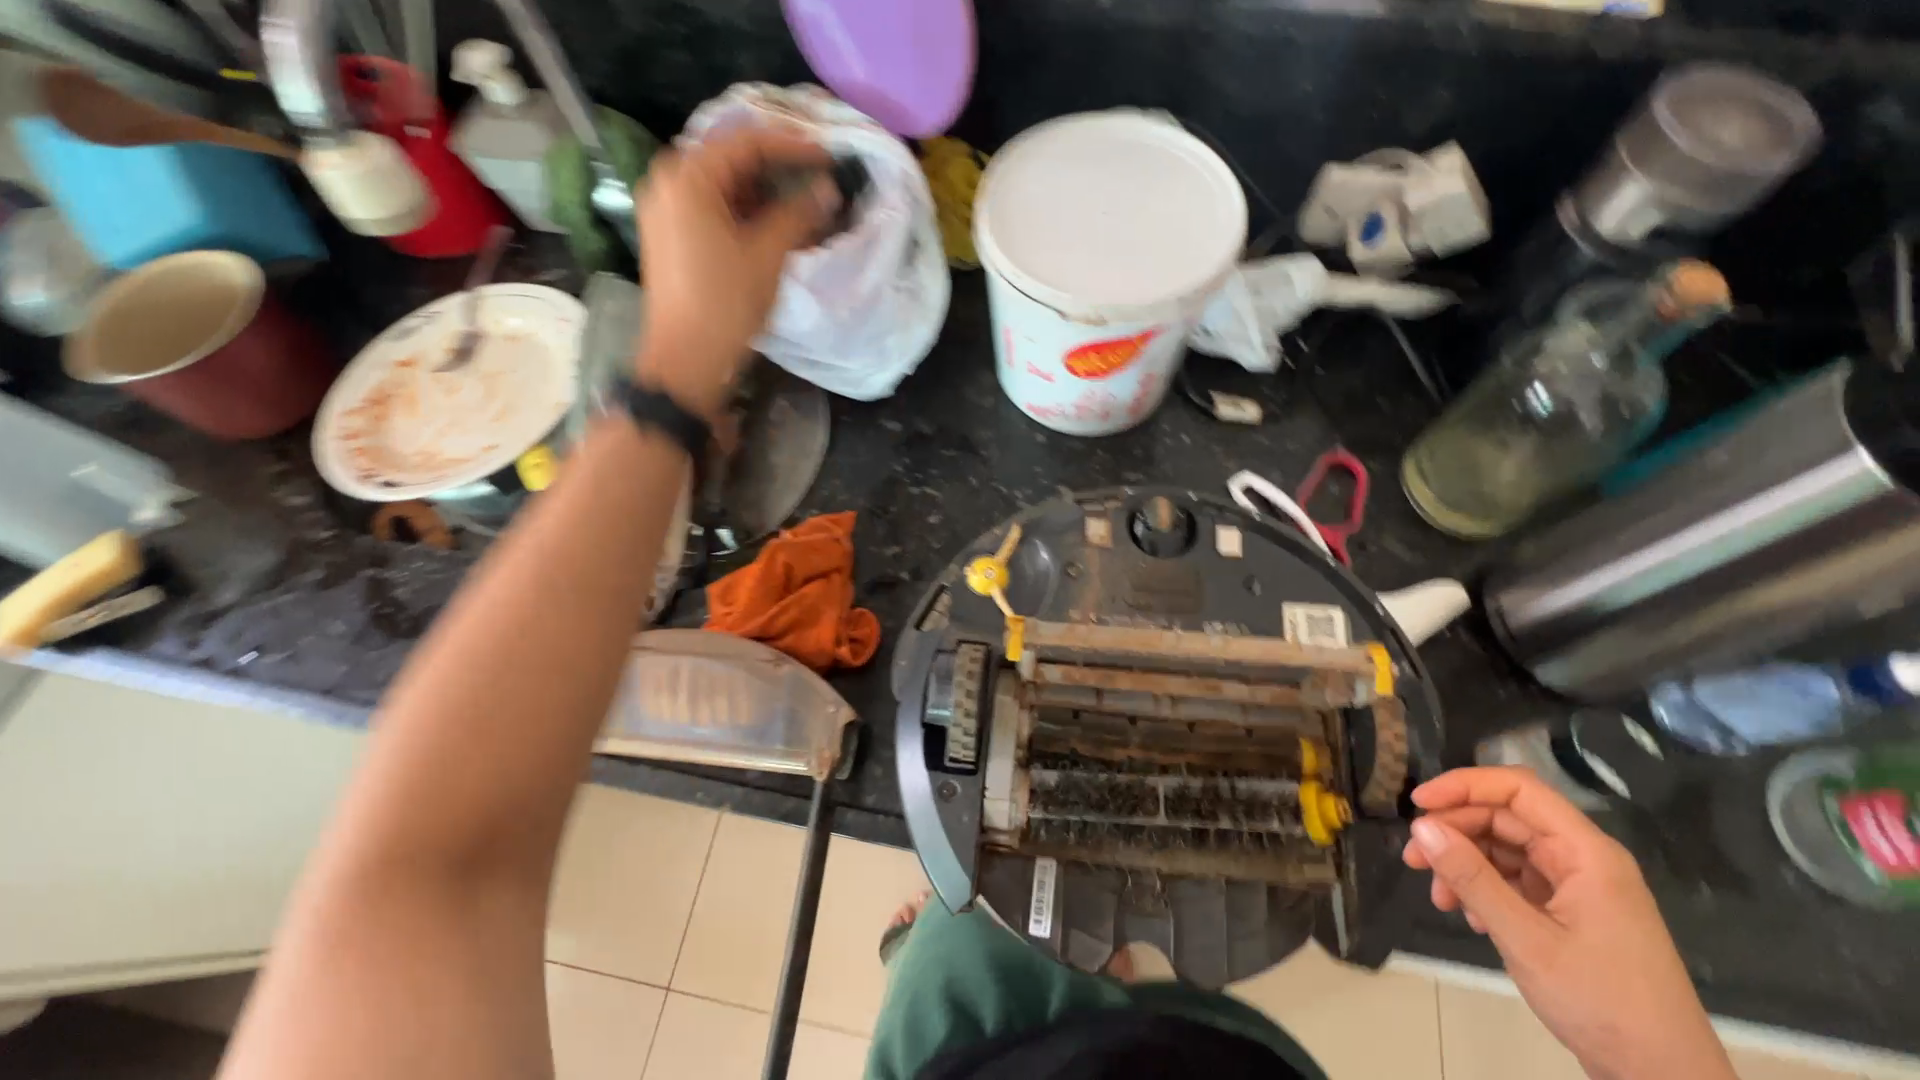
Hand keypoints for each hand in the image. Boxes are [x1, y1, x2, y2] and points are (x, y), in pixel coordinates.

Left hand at [633, 127, 835, 420]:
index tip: (830, 156)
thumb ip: (798, 213)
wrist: (686, 361)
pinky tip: (780, 223)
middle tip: (820, 176)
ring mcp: (666, 210)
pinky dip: (747, 211)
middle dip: (778, 167)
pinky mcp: (672, 236)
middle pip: (731, 159)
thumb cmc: (725, 304)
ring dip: (765, 191)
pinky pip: (713, 208)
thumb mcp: (768, 254)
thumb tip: (829, 188)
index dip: (793, 146)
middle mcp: (669, 182)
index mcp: (688, 177)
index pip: (746, 142)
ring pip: (724, 185)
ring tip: (807, 201)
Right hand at [1402, 767, 1734, 1079]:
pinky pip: (1517, 882)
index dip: (1464, 787)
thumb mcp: (1526, 938)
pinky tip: (1468, 917)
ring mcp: (1578, 887)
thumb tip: (1422, 827)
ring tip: (1439, 898)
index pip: (1518, 790)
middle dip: (1455, 833)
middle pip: (1506, 820)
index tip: (1417, 805)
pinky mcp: (1570, 913)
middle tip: (1413, 860)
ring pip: (1506, 851)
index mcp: (1585, 853)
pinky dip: (1485, 891)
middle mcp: (1582, 859)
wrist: (1662, 1076)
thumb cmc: (1601, 1001)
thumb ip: (1473, 878)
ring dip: (1465, 866)